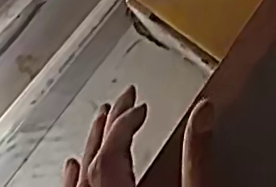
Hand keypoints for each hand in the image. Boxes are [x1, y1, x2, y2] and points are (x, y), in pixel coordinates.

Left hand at [64, 86, 214, 186]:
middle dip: (111, 124)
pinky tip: (72, 167)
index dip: (124, 122)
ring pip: (82, 179)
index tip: (141, 105)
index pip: (111, 151)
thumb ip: (197, 160)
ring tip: (100, 120)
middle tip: (125, 98)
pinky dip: (73, 180)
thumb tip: (204, 111)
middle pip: (95, 160)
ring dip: (92, 144)